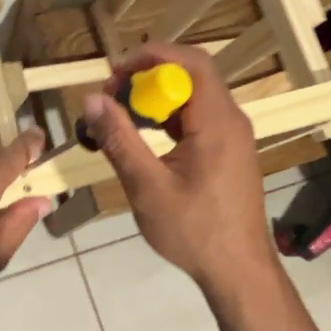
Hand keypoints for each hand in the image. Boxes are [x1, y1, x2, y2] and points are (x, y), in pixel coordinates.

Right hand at [81, 42, 273, 289]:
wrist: (239, 273)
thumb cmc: (194, 231)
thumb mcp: (147, 186)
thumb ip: (119, 138)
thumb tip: (91, 99)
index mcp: (217, 122)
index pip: (190, 62)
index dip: (150, 57)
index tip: (114, 75)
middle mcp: (231, 120)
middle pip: (190, 75)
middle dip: (146, 77)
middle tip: (111, 98)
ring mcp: (232, 136)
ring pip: (192, 96)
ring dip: (155, 98)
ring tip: (120, 116)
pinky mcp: (227, 152)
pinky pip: (197, 118)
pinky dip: (167, 117)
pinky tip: (143, 138)